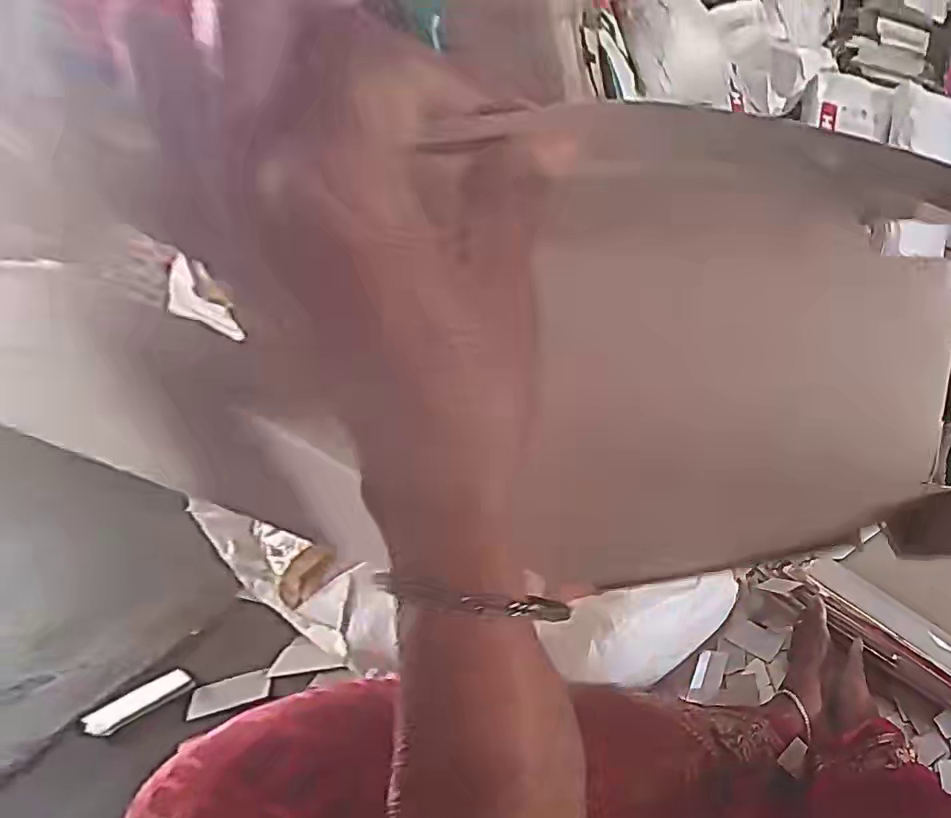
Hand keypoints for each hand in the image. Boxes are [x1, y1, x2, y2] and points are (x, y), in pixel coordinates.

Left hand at [235, 8, 559, 559]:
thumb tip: (546, 138)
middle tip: (466, 107)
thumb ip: (510, 195)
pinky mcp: (248, 236)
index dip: (458, 83)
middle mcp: (263, 174)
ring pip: (271, 88)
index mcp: (340, 186)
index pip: (378, 70)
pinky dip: (321, 128)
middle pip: (302, 56)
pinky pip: (261, 140)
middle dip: (392, 66)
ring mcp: (242, 204)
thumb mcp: (506, 287)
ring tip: (431, 127)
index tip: (516, 122)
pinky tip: (382, 161)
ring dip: (351, 90)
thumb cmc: (481, 385)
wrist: (426, 466)